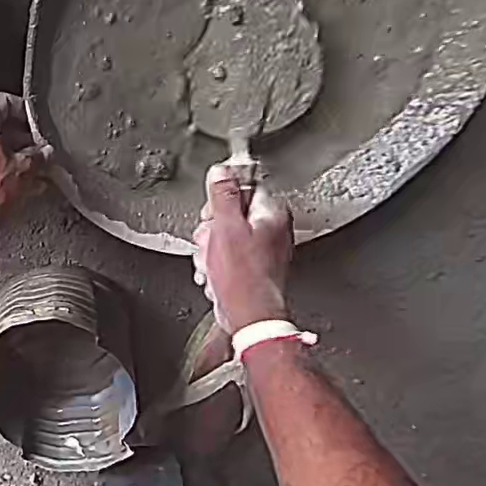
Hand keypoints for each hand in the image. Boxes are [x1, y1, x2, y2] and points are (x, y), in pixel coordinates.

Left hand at [0, 93, 49, 235]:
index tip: (39, 119)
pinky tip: (29, 181)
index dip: (24, 107)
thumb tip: (48, 152)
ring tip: (40, 164)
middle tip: (43, 143)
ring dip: (20, 152)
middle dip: (25, 134)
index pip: (2, 101)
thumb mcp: (26, 169)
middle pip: (1, 124)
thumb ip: (41, 155)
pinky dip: (10, 166)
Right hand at [193, 163, 294, 331]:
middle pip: (232, 213)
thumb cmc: (242, 276)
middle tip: (211, 239)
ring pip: (226, 234)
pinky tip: (216, 271)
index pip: (242, 188)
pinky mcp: (255, 266)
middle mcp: (274, 229)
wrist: (248, 314)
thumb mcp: (225, 227)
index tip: (211, 213)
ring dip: (211, 247)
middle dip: (212, 228)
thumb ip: (223, 196)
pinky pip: (229, 253)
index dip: (220, 201)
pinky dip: (217, 262)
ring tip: (213, 260)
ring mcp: (266, 249)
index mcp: (272, 213)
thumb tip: (221, 171)